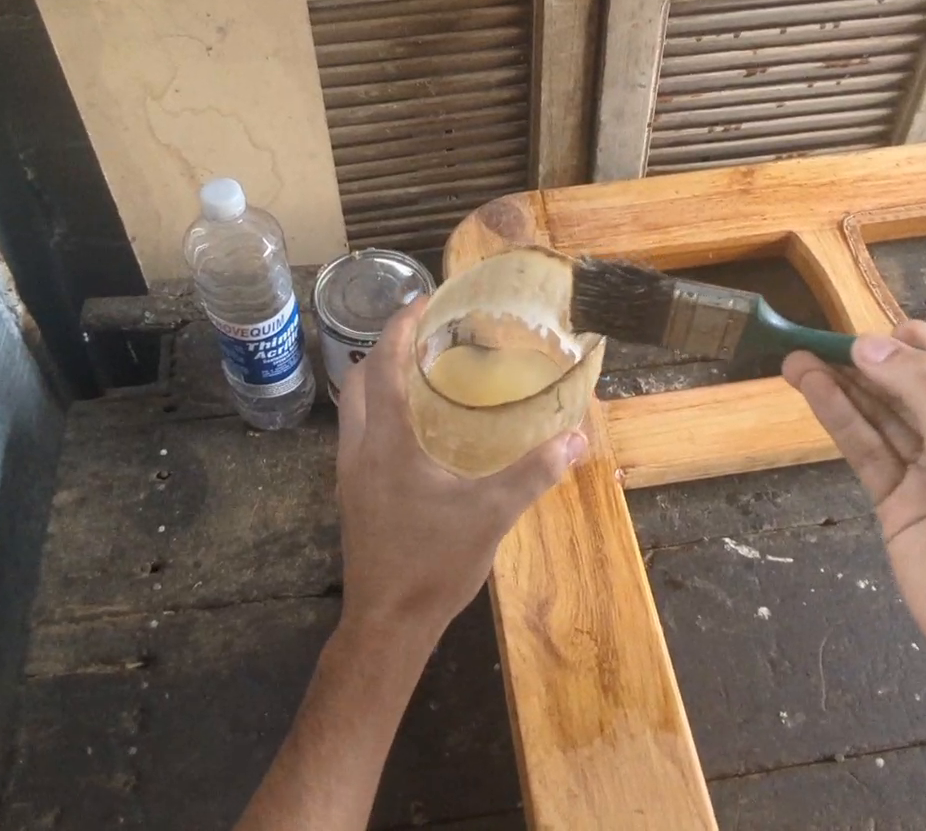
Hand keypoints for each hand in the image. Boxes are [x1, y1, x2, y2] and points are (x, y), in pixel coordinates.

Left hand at [335, 299, 587, 639]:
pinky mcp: (352, 493)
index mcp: (388, 442)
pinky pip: (359, 434)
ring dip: (379, 380)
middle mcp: (360, 448)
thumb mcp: (491, 515)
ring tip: (422, 373)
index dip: (400, 326)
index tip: (423, 302)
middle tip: (426, 335)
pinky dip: (380, 412)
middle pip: (360, 378)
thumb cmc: (434, 564)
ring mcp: (350, 472)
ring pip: (354, 408)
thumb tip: (576, 438)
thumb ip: (533, 473)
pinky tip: (415, 428)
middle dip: (385, 348)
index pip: (384, 365)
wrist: (387, 623)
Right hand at [781, 321, 925, 685]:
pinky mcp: (897, 501)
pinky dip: (840, 421)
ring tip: (797, 359)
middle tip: (818, 341)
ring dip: (842, 389)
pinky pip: (867, 451)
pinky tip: (813, 392)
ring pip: (881, 419)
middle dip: (868, 366)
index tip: (874, 333)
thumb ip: (920, 391)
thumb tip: (868, 344)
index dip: (917, 346)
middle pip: (911, 391)